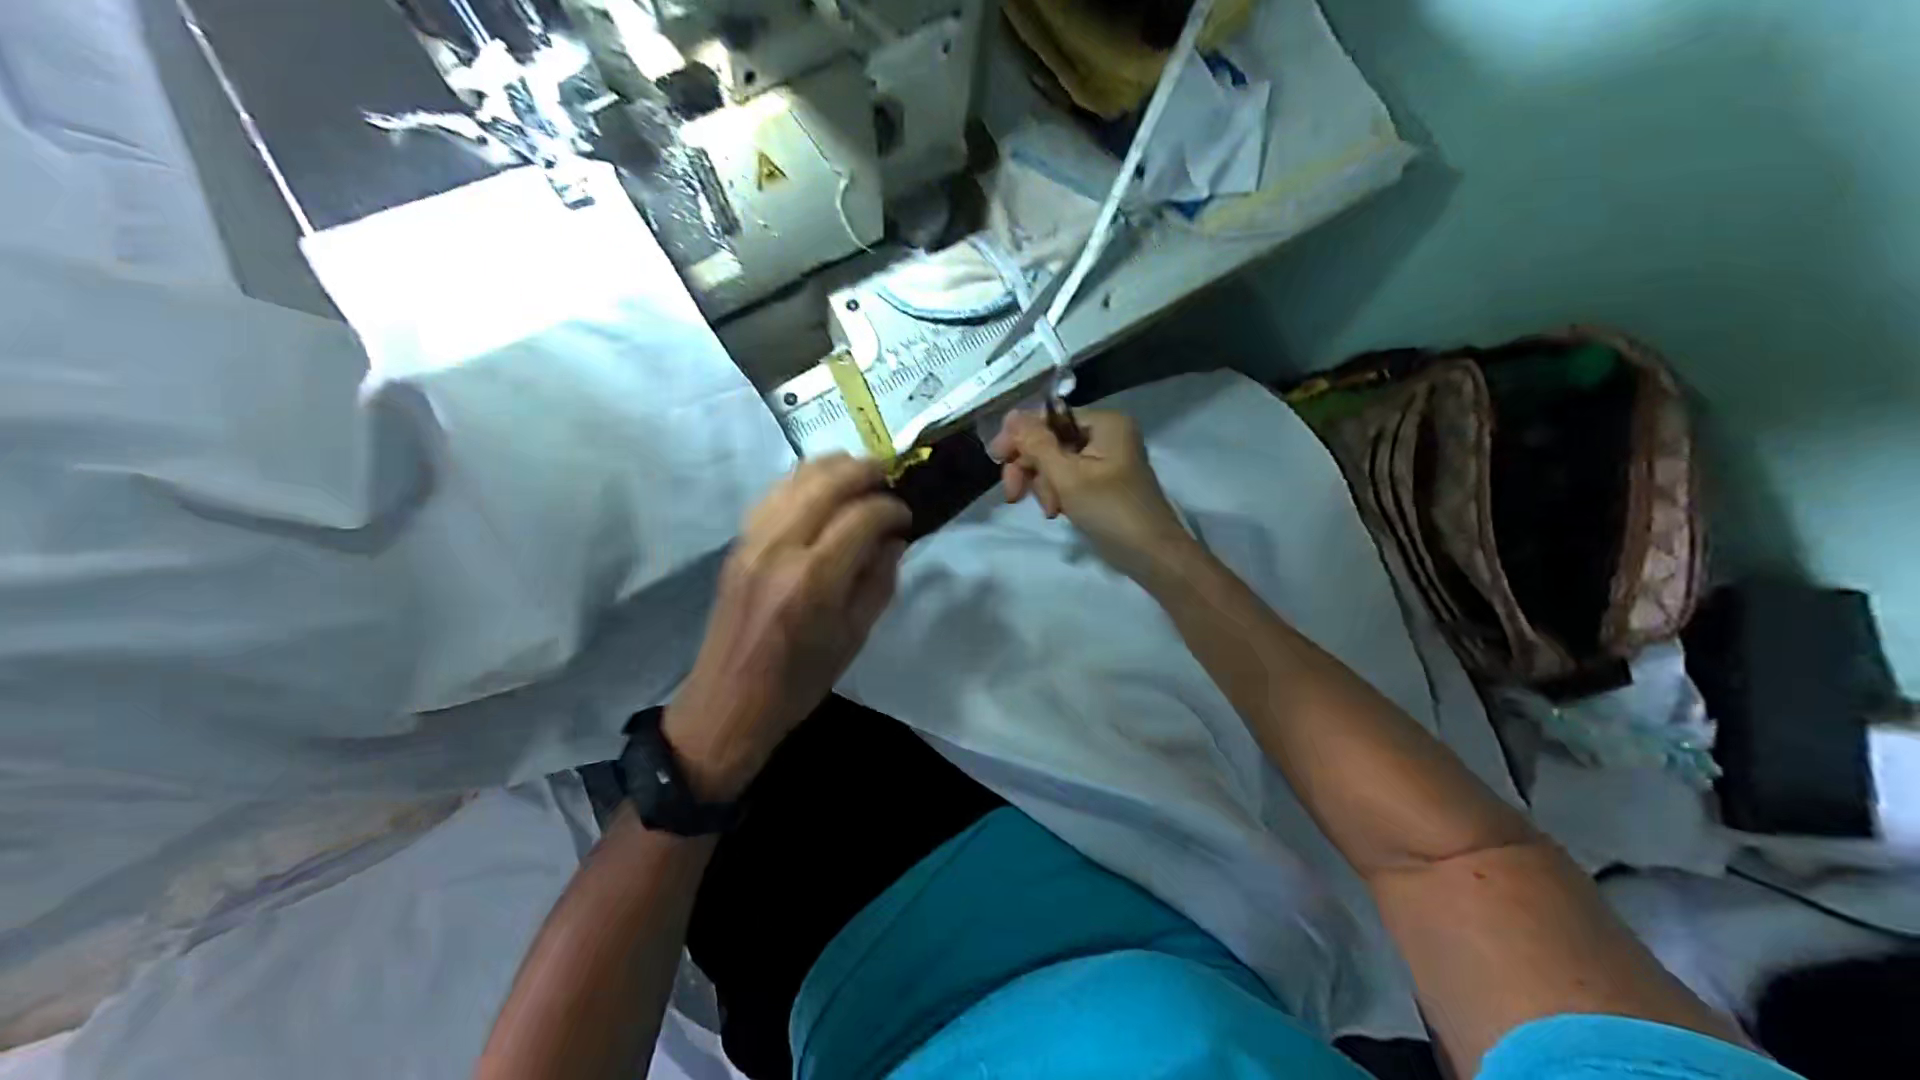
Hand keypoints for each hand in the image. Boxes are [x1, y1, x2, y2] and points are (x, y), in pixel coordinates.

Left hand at [664, 455, 909, 800]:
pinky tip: (821, 489)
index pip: (862, 517)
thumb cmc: (800, 681)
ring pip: (795, 479)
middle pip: (826, 482)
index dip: (891, 509)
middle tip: (888, 476)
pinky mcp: (738, 544)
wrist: (729, 701)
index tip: (906, 516)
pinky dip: (802, 482)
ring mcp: (752, 541)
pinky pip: (773, 495)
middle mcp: (780, 548)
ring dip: (832, 468)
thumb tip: (893, 539)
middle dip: (864, 471)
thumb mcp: (854, 637)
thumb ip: (878, 581)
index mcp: (814, 579)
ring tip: (859, 473)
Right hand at [988, 407, 1192, 580]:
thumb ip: (1037, 444)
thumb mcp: (1067, 476)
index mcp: (1105, 423)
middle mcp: (1106, 434)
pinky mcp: (1102, 482)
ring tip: (1050, 510)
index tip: (997, 459)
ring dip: (1044, 485)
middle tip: (1014, 495)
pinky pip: (1068, 478)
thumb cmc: (1111, 511)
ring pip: (1055, 462)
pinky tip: (1057, 512)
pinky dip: (1057, 493)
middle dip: (1032, 468)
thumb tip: (1011, 415)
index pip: (1050, 418)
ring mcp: (1105, 459)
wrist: (1151, 555)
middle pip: (1050, 440)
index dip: (1020, 436)